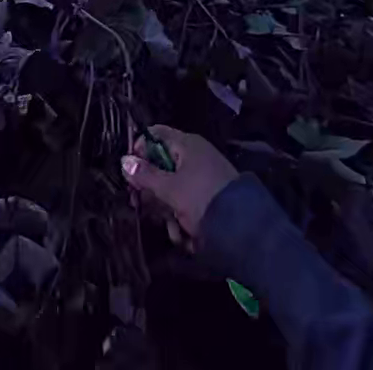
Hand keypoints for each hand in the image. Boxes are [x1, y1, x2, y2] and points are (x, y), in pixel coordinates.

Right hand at [120, 124, 237, 247]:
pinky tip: (186, 237)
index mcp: (186, 144)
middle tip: (142, 206)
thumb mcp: (170, 188)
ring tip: (174, 229)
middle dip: (152, 190)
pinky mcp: (211, 198)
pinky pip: (188, 203)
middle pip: (161, 165)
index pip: (154, 135)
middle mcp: (194, 156)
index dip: (139, 150)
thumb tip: (125, 161)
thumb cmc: (203, 199)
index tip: (131, 173)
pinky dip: (183, 219)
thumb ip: (145, 175)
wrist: (247, 231)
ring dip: (167, 211)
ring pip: (173, 189)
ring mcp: (204, 178)